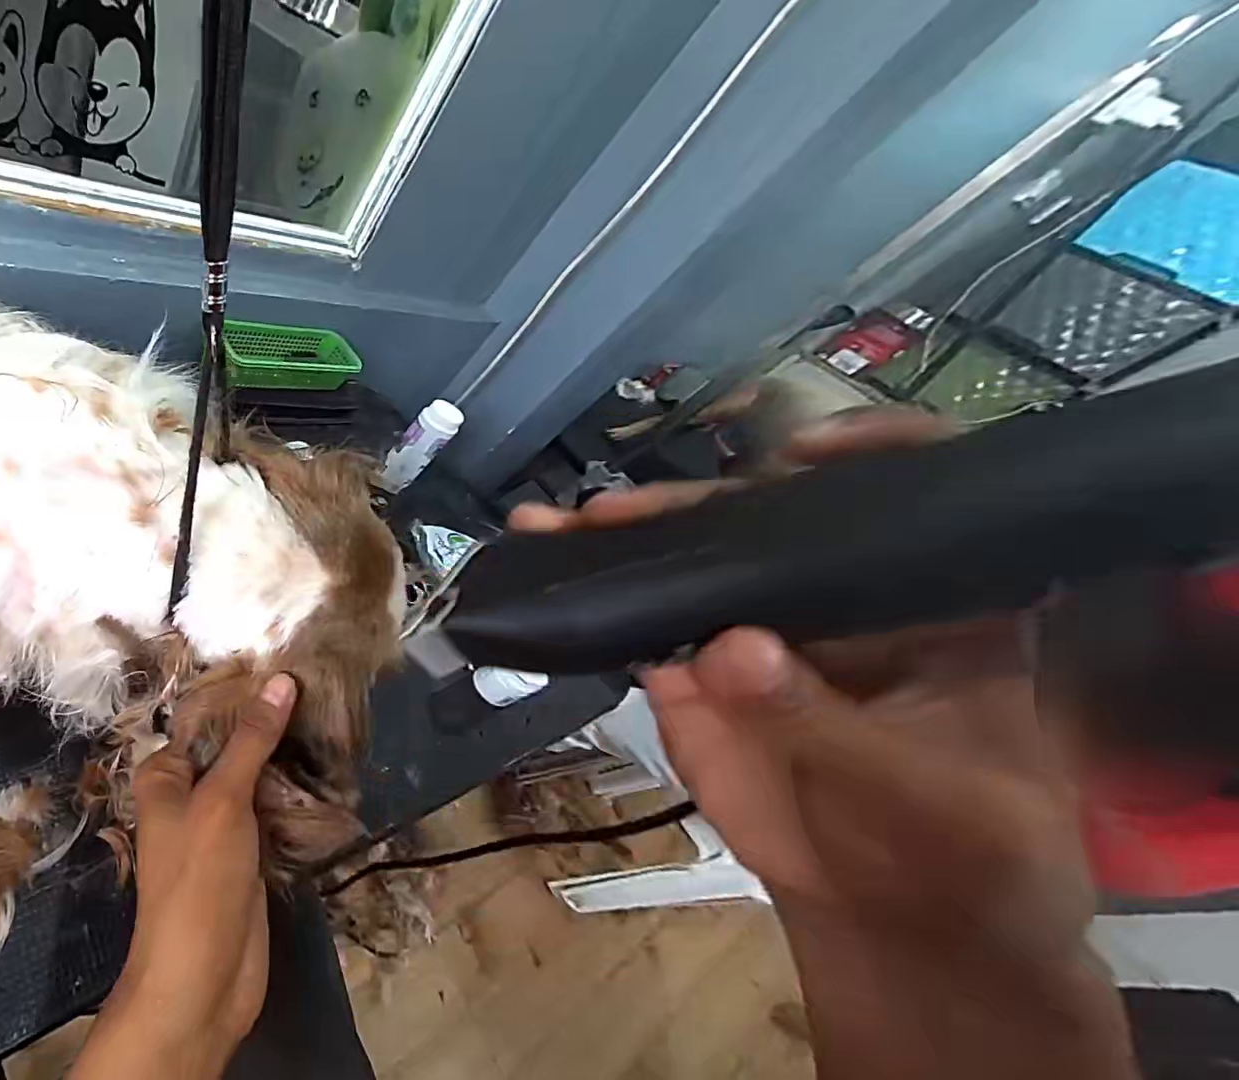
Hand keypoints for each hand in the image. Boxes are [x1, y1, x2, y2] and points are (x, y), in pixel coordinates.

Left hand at [70, 675, 295, 1079]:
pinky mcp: (250, 852)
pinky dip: (296, 794)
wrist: (203, 983)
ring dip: (288, 759)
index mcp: (165, 775)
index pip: (208, 720)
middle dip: (272, 726)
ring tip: (331, 719)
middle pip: (235, 748)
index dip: (245, 695)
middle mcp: (190, 795)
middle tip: (321, 691)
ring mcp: (222, 825)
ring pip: (258, 779)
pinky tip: (328, 769)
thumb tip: (280, 680)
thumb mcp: (223, 799)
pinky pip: (273, 810)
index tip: (290, 668)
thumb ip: (252, 740)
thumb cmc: (198, 879)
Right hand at [511, 408, 1134, 1079]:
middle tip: (608, 512)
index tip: (804, 454)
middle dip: (678, 507)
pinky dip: (591, 604)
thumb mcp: (911, 788)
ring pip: (677, 569)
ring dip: (613, 545)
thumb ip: (817, 716)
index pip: (908, 501)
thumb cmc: (945, 845)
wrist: (873, 906)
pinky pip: (637, 623)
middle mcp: (823, 596)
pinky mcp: (686, 666)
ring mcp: (743, 628)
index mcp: (917, 601)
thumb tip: (727, 647)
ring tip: (545, 526)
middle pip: (752, 525)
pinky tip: (543, 582)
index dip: (870, 454)